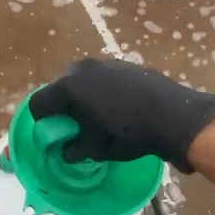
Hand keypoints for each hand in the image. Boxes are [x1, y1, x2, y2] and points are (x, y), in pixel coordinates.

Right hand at [28, 58, 214, 171]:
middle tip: (74, 123)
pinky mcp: (124, 64)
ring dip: (83, 96)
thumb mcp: (97, 149)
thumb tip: (67, 151)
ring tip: (97, 114)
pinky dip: (102, 89)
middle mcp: (81, 70)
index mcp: (68, 89)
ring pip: (82, 80)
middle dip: (62, 105)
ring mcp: (104, 63)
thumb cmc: (129, 133)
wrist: (175, 115)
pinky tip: (118, 106)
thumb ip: (74, 149)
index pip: (39, 103)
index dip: (41, 120)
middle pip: (59, 87)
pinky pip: (102, 77)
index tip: (52, 132)